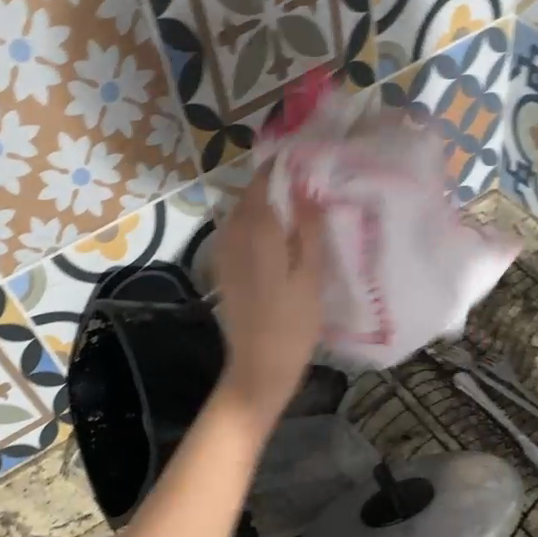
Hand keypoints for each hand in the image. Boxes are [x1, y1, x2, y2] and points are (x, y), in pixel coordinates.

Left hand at [214, 164, 328, 417]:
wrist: (259, 368)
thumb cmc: (292, 325)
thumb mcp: (311, 274)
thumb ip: (309, 226)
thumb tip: (306, 185)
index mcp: (257, 226)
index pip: (266, 175)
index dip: (288, 168)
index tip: (312, 170)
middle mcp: (233, 230)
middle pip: (254, 193)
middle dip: (279, 189)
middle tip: (311, 199)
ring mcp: (224, 250)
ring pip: (246, 214)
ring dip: (269, 211)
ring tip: (300, 224)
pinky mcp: (224, 269)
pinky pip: (241, 235)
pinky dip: (259, 232)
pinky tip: (282, 249)